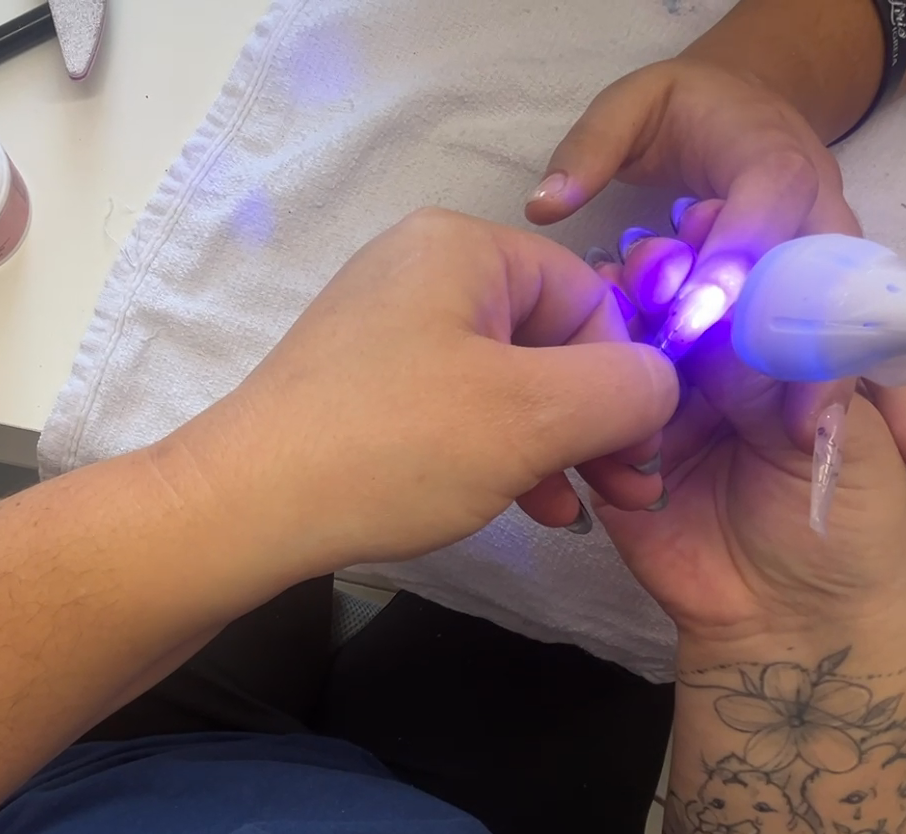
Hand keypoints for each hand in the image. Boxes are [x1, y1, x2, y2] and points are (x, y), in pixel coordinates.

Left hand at [157, 209, 677, 576]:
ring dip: (547, 448)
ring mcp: (382, 334)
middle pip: (543, 344)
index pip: (588, 298)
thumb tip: (658, 384)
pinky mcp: (360, 389)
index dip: (629, 378)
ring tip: (573, 511)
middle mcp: (418, 275)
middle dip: (591, 423)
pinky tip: (521, 505)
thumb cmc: (393, 449)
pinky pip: (450, 411)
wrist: (247, 508)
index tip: (644, 455)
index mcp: (461, 250)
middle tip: (625, 491)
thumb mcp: (532, 416)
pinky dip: (492, 454)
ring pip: (499, 386)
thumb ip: (626, 388)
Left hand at [528, 58, 905, 466]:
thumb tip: (544, 203)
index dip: (732, 267)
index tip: (694, 325)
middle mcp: (819, 212)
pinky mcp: (829, 289)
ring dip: (857, 385)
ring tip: (840, 449)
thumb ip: (592, 148)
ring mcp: (833, 254)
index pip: (760, 212)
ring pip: (854, 319)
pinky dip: (890, 392)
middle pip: (824, 281)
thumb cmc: (685, 110)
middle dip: (809, 350)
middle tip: (795, 424)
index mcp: (772, 163)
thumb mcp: (634, 108)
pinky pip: (861, 342)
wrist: (745, 103)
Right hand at [584, 264, 905, 644]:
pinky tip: (582, 366)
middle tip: (651, 272)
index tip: (706, 228)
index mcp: (783, 360)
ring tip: (612, 310)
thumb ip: (801, 372)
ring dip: (615, 321)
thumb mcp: (846, 442)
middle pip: (680, 307)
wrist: (778, 624)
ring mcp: (659, 413)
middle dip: (663, 278)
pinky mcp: (612, 454)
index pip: (752, 288)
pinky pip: (590, 409)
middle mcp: (718, 377)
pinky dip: (582, 382)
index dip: (729, 253)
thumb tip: (739, 308)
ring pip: (627, 348)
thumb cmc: (844, 533)